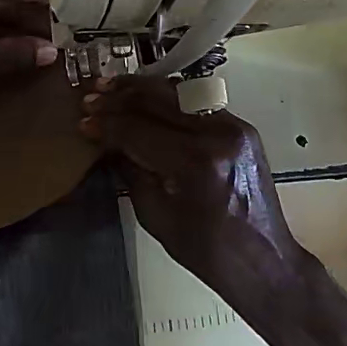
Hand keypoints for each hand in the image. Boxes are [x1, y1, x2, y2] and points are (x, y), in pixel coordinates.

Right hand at [79, 76, 309, 298]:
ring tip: (113, 86)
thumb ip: (131, 173)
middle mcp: (218, 134)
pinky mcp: (242, 127)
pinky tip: (147, 98)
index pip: (139, 130)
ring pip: (180, 93)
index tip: (82, 121)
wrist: (264, 259)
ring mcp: (235, 126)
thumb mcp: (156, 217)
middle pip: (160, 100)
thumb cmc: (207, 252)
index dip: (107, 125)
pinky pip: (198, 103)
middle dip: (121, 97)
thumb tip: (106, 143)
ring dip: (144, 89)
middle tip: (91, 96)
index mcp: (196, 163)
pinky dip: (169, 98)